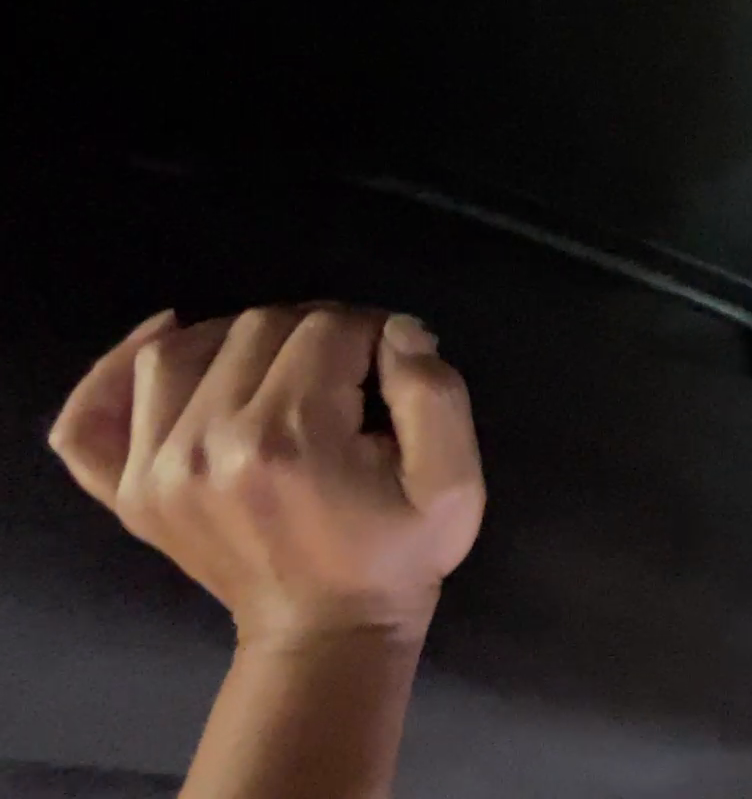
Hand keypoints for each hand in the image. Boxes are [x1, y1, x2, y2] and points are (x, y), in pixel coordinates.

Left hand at [49, 306, 484, 648]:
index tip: (403, 362)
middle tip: (362, 364)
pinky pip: (91, 416)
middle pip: (259, 328)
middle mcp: (206, 444)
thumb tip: (398, 330)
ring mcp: (153, 470)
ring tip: (293, 359)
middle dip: (322, 328)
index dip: (378, 330)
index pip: (330, 328)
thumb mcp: (455, 478)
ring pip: (179, 351)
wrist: (331, 629)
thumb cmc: (404, 549)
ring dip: (245, 335)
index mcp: (292, 438)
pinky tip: (169, 339)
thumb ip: (435, 392)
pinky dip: (116, 367)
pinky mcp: (128, 491)